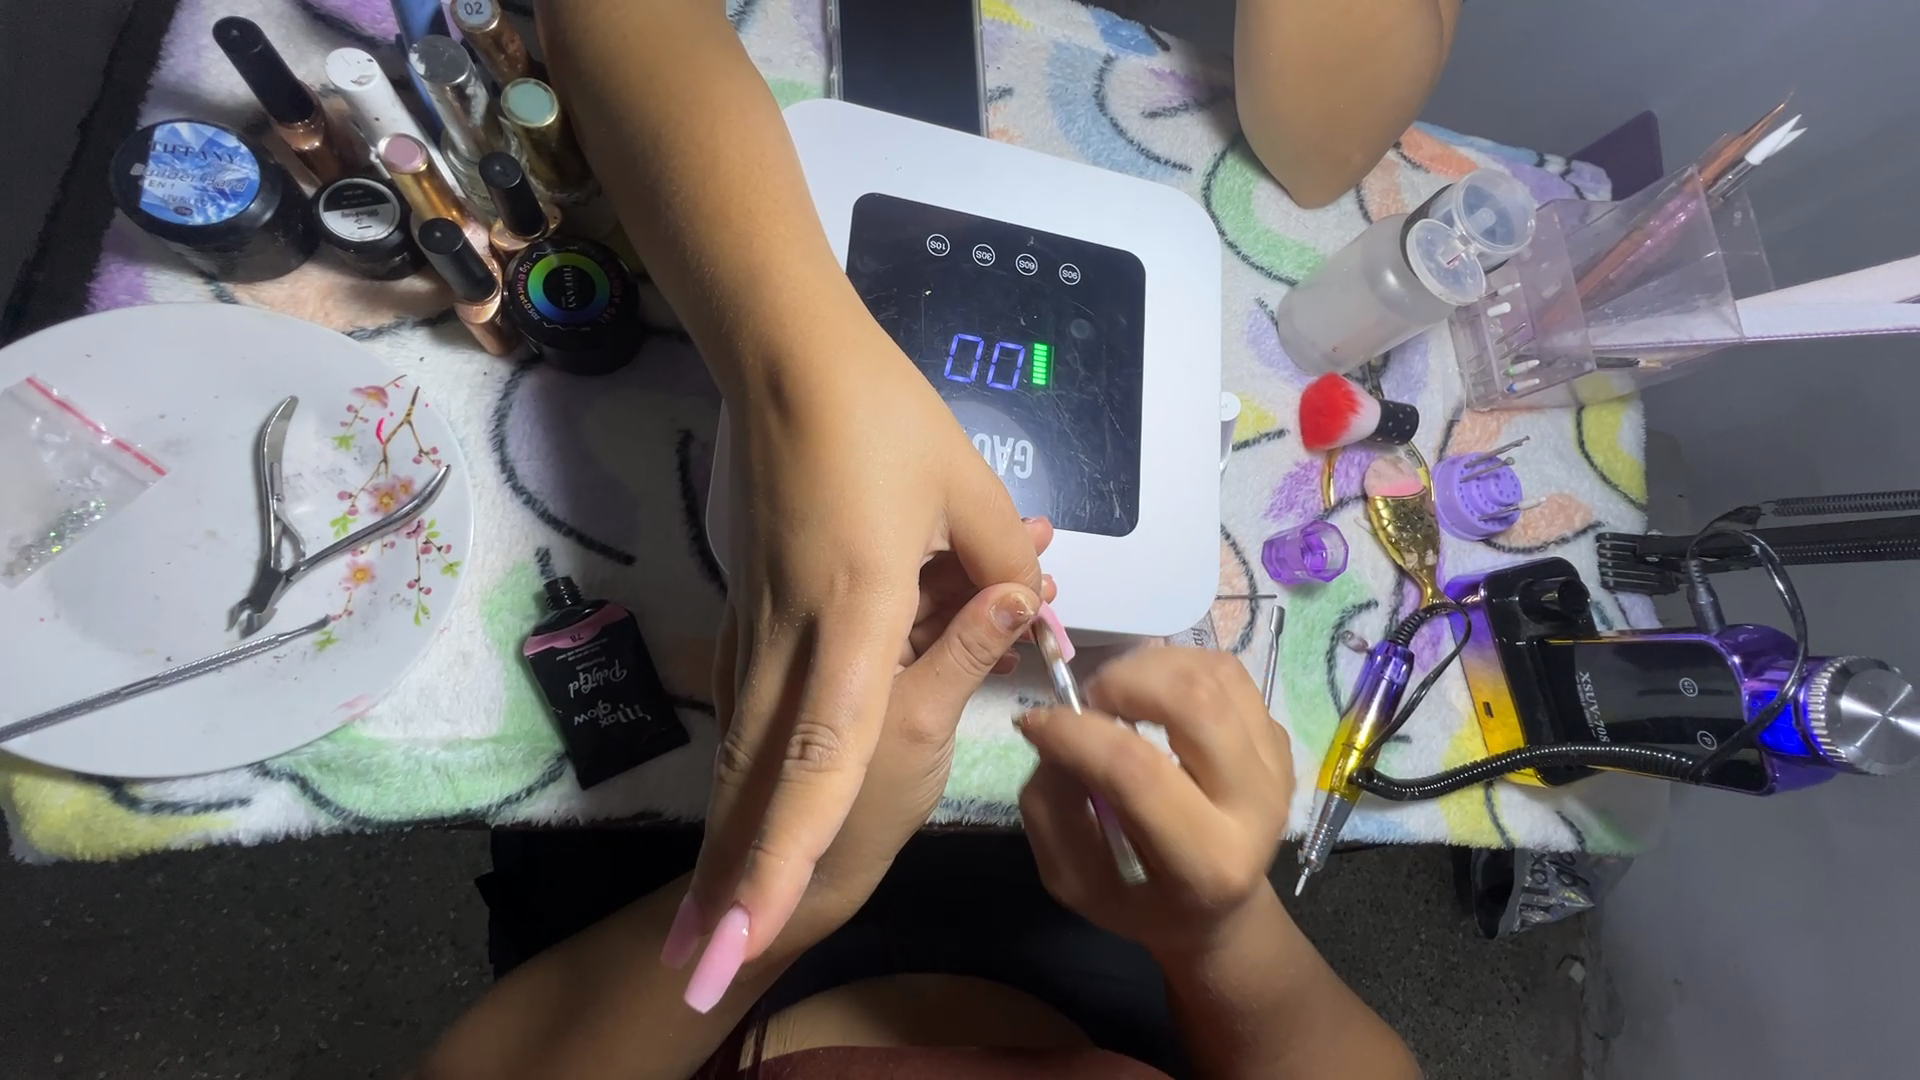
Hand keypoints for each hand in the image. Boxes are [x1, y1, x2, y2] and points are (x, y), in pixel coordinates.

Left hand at [670, 569, 1045, 1012]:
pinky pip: (935, 646)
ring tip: (1045, 591)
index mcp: (842, 622)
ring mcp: (869, 657)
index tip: (1033, 534)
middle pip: (928, 582)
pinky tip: (1014, 638)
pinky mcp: (889, 685)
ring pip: (936, 612)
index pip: (914, 563)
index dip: (977, 548)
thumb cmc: (869, 799)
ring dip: (989, 603)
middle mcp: (848, 626)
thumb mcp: (924, 718)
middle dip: (990, 568)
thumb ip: (967, 650)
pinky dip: (974, 640)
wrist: (824, 876)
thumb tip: (1018, 587)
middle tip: (1046, 549)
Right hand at [690, 325, 1043, 962]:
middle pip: (761, 766)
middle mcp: (794, 632)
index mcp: (855, 606)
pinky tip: (771, 775)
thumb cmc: (886, 420)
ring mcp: (757, 618)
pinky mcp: (747, 603)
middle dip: (735, 870)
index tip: (743, 936)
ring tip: (730, 895)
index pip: (821, 745)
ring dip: (744, 820)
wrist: (790, 367)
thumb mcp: (966, 491)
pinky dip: (761, 751)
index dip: (783, 844)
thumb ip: (1006, 566)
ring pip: (751, 738)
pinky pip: (755, 694)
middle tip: (707, 960)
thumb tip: (1043, 616)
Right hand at [1017, 647, 1293, 958]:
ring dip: (1147, 667)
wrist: (1220, 909)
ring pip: (1213, 675)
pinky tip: (1151, 692)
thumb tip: (1053, 732)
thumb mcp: (1074, 880)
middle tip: (1089, 702)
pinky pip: (1226, 671)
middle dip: (1121, 683)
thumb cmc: (1138, 895)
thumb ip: (1052, 810)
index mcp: (1206, 864)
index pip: (1138, 773)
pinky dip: (1175, 665)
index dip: (1076, 734)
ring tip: (1116, 695)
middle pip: (1195, 705)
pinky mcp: (1279, 738)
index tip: (1036, 723)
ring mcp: (1277, 766)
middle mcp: (1257, 809)